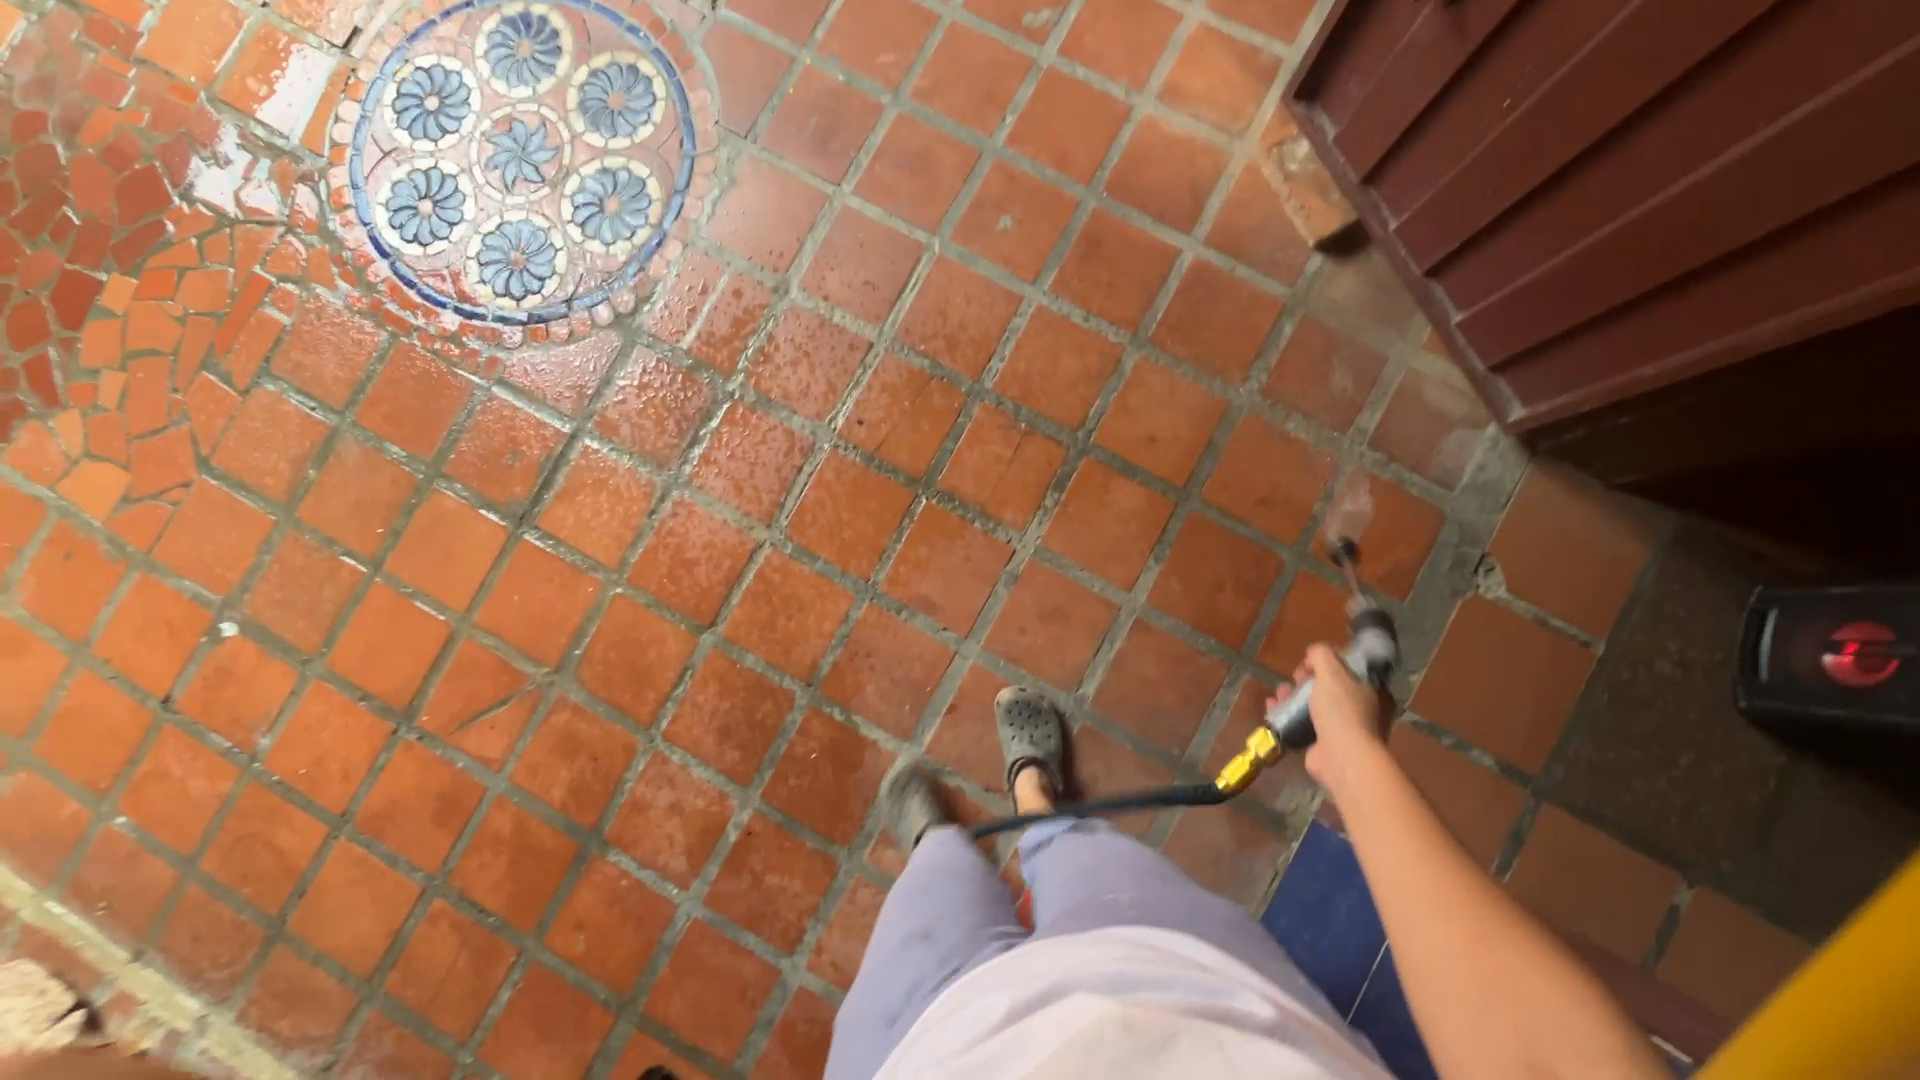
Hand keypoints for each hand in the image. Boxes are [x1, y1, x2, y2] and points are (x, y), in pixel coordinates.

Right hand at [1268, 643, 1389, 798]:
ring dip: (1292, 695)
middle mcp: (1354, 708)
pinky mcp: (1320, 743)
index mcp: (1364, 690)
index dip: (1326, 662)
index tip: (1310, 661)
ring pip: (1310, 705)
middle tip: (1295, 677)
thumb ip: (1322, 656)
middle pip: (1326, 687)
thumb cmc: (1340, 710)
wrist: (1341, 755)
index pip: (1345, 669)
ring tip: (1279, 692)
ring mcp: (1337, 727)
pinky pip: (1299, 723)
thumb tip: (1313, 653)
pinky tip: (1272, 707)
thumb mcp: (1333, 673)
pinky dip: (1284, 714)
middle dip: (1305, 679)